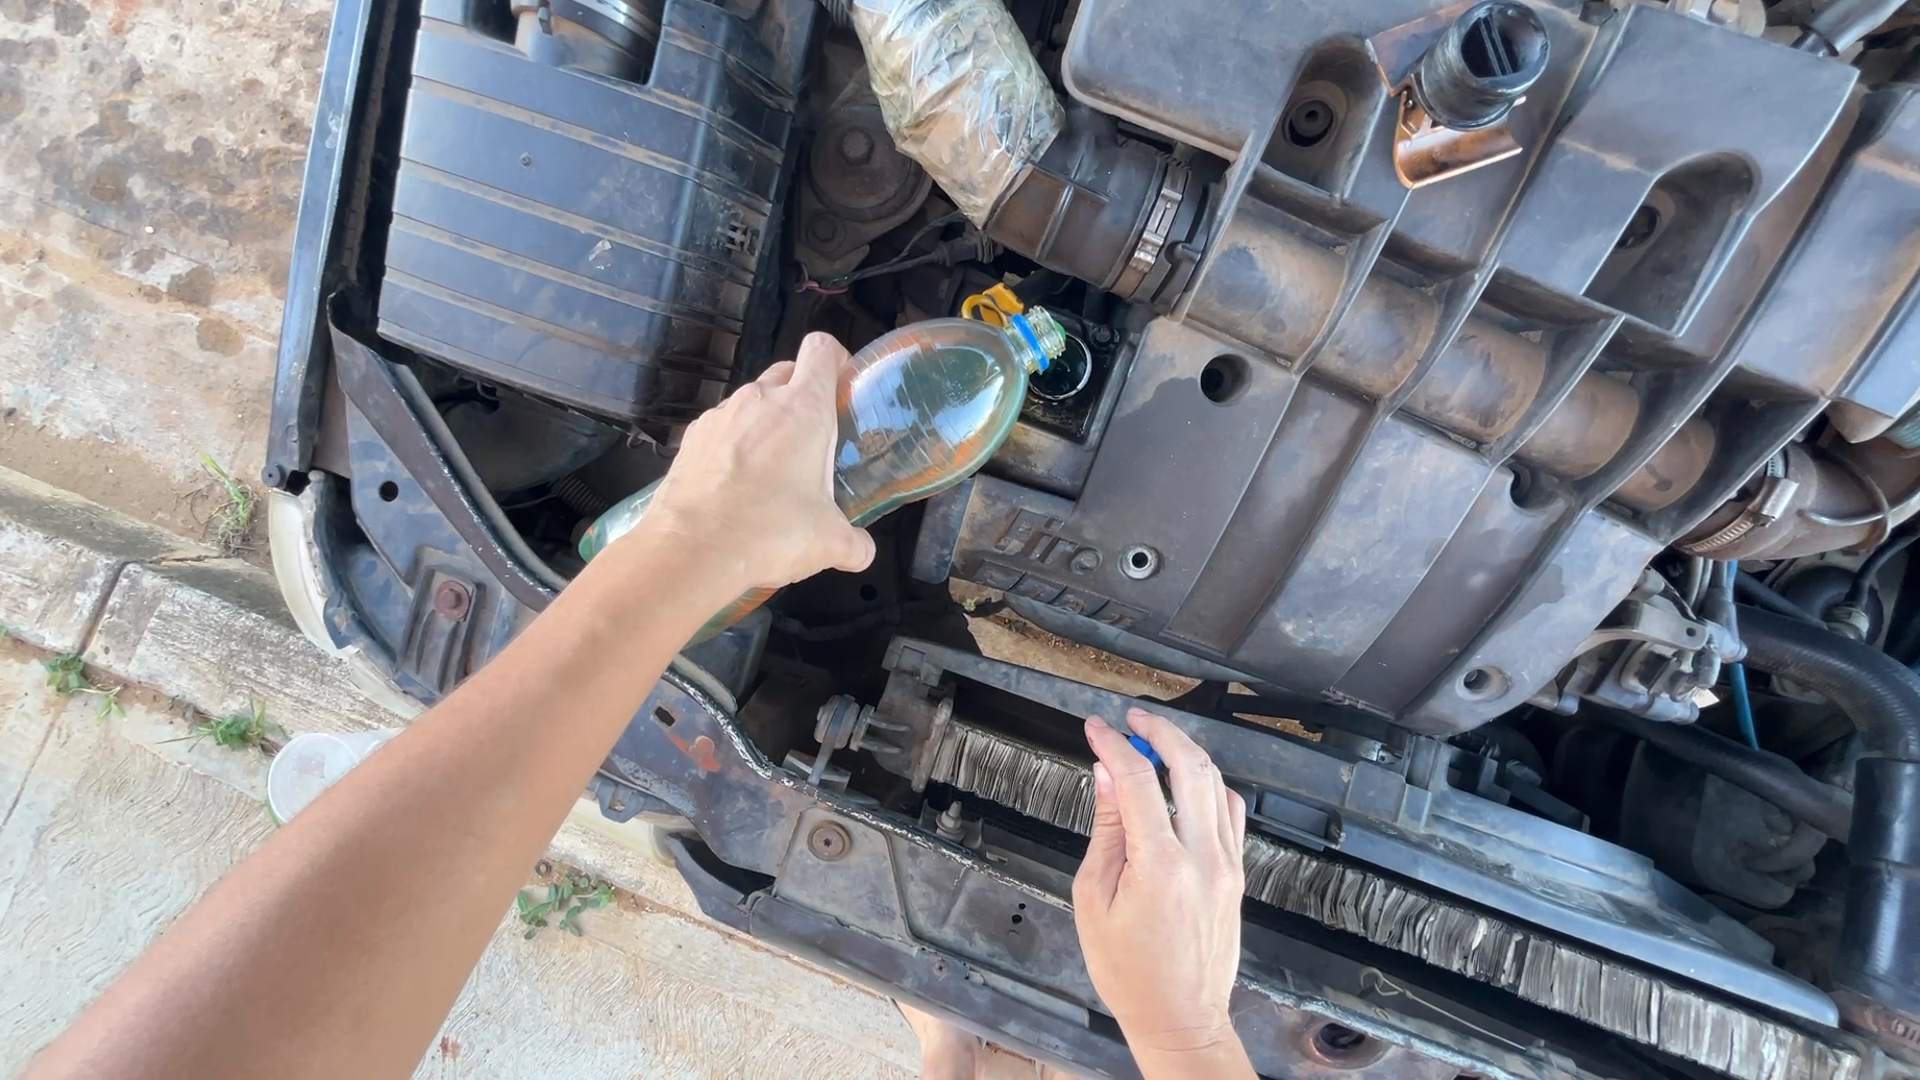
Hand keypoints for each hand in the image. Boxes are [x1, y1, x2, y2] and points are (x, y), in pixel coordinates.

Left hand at [642, 332, 875, 591]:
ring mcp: (721, 415)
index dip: (836, 361)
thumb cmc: (769, 532)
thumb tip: (863, 551)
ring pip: (753, 401)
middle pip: (788, 370)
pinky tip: (737, 484)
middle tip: (815, 439)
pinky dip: (735, 444)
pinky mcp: (692, 437)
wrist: (691, 551)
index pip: (822, 349)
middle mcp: (760, 399)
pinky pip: (723, 426)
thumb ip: (855, 543)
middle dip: (804, 394)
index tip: (842, 388)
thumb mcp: (829, 542)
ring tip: (773, 469)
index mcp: (804, 409)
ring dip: (768, 422)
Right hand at [1072, 709, 1252, 1077]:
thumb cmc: (1129, 969)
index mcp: (1160, 865)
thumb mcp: (1094, 898)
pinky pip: (1230, 811)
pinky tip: (1187, 780)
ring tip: (1154, 739)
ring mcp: (1227, 864)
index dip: (1114, 744)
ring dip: (1184, 751)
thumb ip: (1107, 829)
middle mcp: (1203, 857)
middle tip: (1131, 718)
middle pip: (1189, 766)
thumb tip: (1106, 776)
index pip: (1138, 780)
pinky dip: (1208, 783)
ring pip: (1215, 782)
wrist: (1180, 1020)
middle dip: (1158, 731)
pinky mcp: (1237, 874)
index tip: (1095, 728)